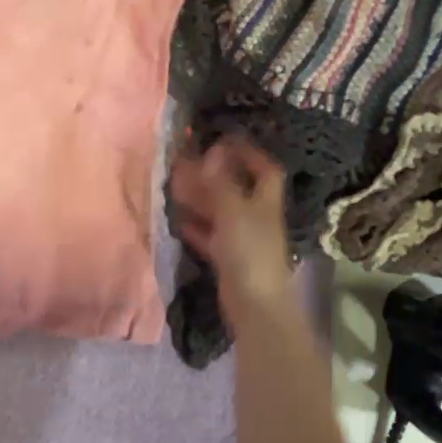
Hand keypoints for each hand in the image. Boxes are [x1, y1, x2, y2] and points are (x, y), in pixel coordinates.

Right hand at [171, 136, 299, 329]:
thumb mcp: (233, 210)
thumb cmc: (249, 251)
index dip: (249, 152)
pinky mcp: (229, 259)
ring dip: (201, 199)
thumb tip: (213, 151)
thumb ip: (221, 182)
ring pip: (221, 212)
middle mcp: (256, 217)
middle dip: (216, 174)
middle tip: (189, 161)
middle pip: (238, 189)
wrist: (254, 304)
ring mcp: (243, 239)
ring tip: (176, 186)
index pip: (264, 169)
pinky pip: (210, 236)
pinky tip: (178, 220)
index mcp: (265, 202)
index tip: (225, 138)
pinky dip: (196, 226)